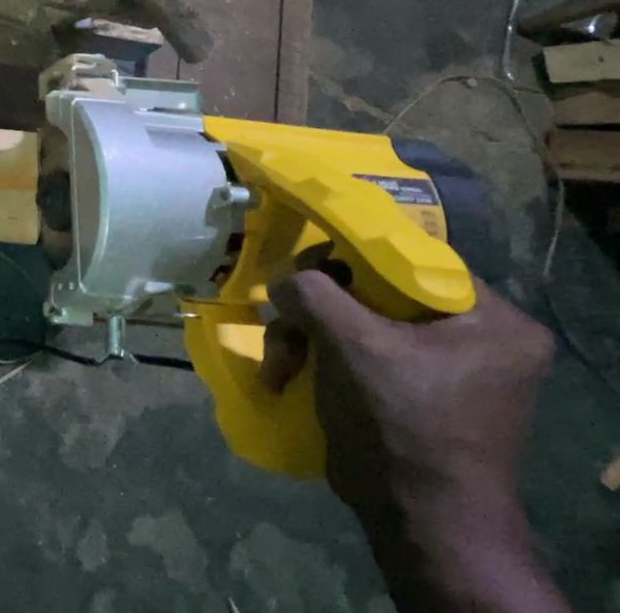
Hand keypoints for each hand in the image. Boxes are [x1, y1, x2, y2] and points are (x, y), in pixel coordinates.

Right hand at [261, 268, 553, 522]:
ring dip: (306, 338)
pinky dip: (319, 360)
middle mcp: (479, 339)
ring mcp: (446, 368)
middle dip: (317, 312)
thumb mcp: (349, 343)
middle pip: (376, 293)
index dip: (350, 260)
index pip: (412, 261)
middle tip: (286, 328)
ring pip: (356, 323)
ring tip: (281, 365)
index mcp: (494, 321)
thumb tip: (285, 280)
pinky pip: (358, 352)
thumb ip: (312, 291)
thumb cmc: (399, 420)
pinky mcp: (414, 391)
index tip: (304, 275)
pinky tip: (289, 378)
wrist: (418, 516)